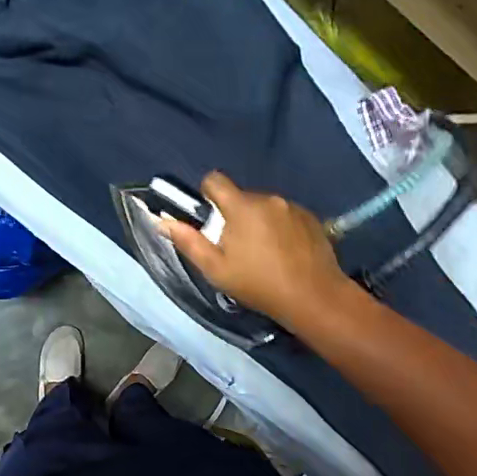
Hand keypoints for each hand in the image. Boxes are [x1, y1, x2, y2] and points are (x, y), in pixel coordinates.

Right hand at [155, 171, 351, 326]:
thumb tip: (163, 221)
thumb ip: (189, 242)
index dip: (206, 193)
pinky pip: (285, 214)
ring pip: (264, 206)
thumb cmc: (258, 284)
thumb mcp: (216, 269)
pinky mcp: (311, 217)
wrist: (312, 296)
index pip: (215, 180)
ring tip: (262, 253)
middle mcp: (268, 198)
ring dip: (258, 221)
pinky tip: (284, 252)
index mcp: (241, 207)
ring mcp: (292, 206)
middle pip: (241, 197)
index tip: (209, 216)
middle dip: (234, 215)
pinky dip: (280, 227)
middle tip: (235, 247)